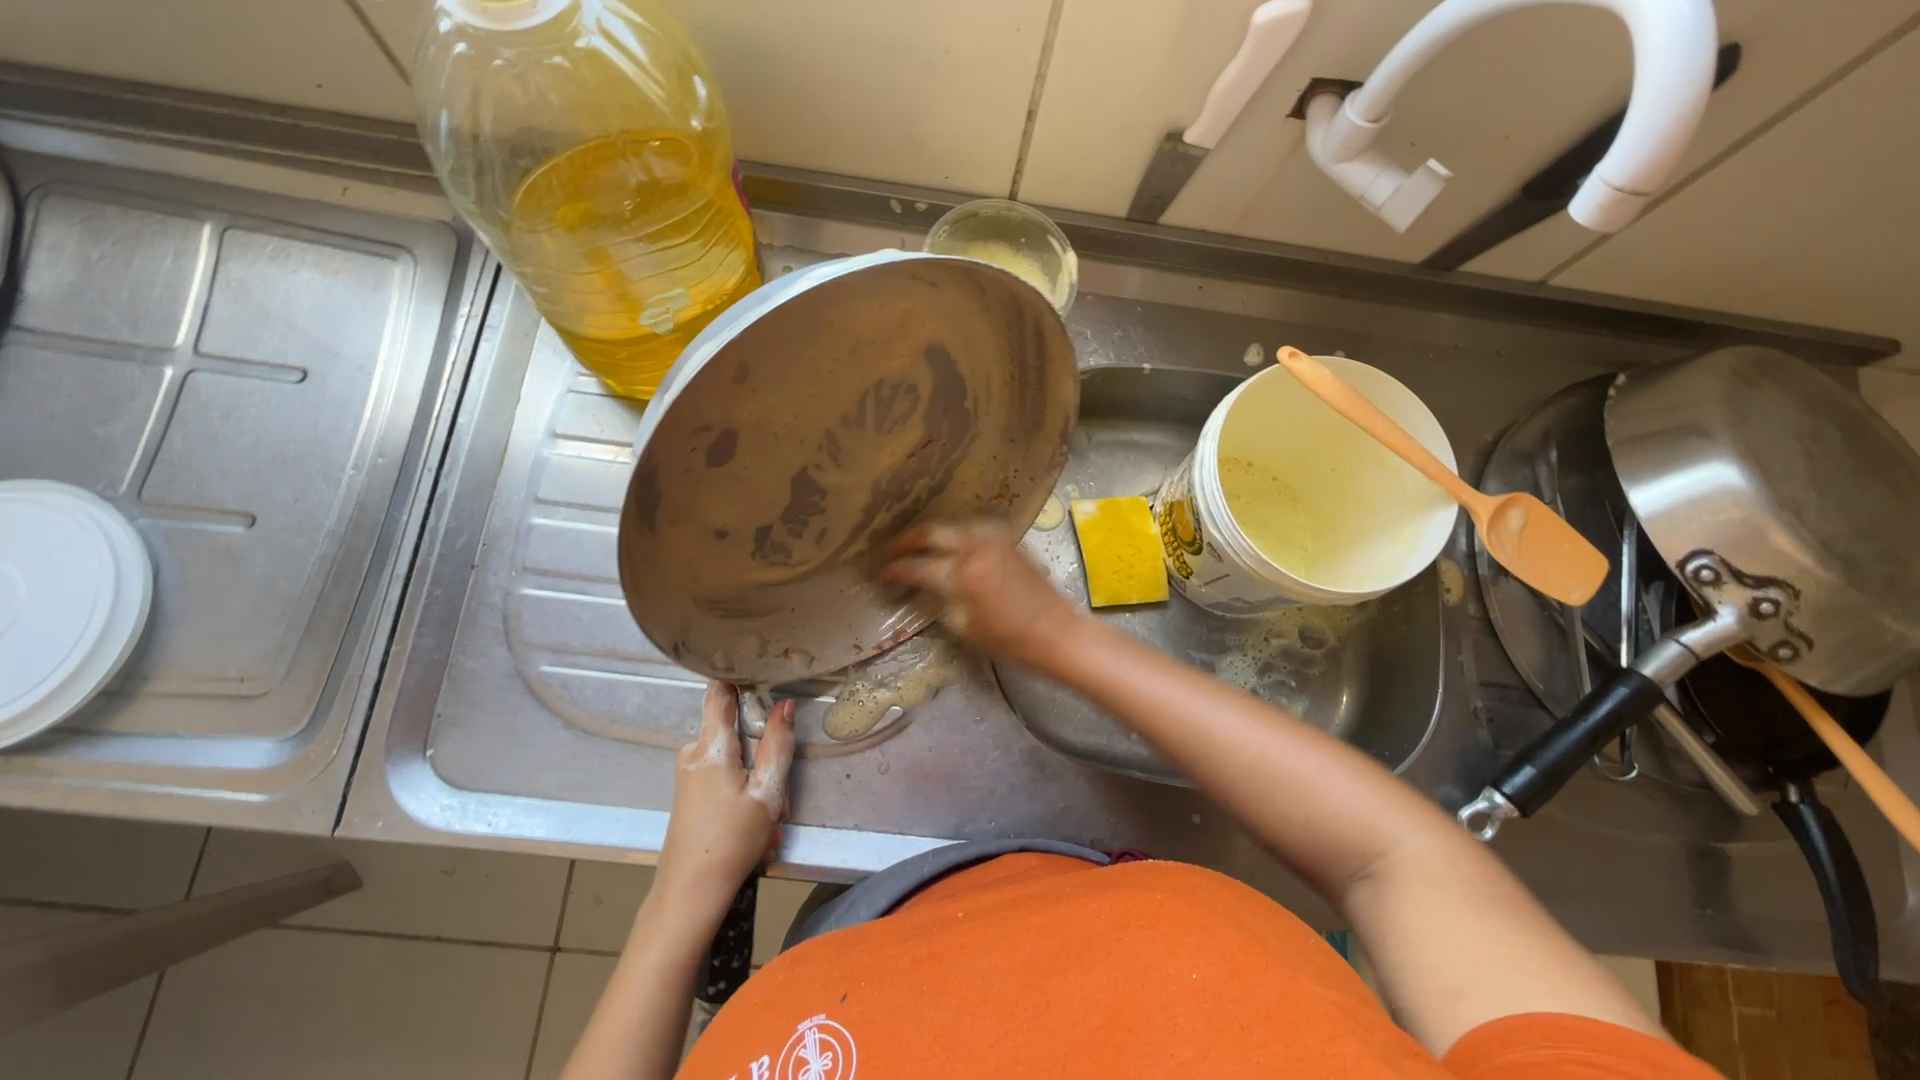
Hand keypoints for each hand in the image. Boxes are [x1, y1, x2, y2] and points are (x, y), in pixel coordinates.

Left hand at [654, 682, 796, 914]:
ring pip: (735, 763)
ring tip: (768, 824)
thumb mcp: (766, 793)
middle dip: (765, 760)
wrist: (689, 892)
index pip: (720, 692)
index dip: (739, 677)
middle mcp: (694, 753)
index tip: (762, 671)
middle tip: (779, 801)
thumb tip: (786, 704)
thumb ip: (778, 746)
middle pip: (737, 734)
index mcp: (711, 746)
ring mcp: (689, 775)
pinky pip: (725, 782)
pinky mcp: (689, 795)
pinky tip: (754, 833)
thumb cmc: (730, 839)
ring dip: (758, 788)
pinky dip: (744, 800)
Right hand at [883, 519, 1086, 669]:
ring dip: (936, 534)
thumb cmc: (1011, 641)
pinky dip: (958, 534)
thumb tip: (927, 588)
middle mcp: (976, 548)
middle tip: (896, 550)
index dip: (896, 570)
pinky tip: (953, 546)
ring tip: (921, 545)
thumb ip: (941, 602)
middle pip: (933, 533)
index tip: (884, 573)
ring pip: (955, 526)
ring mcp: (996, 541)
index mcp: (962, 574)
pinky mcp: (1011, 541)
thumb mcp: (965, 627)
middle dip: (910, 541)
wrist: (1059, 633)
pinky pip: (976, 529)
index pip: (917, 566)